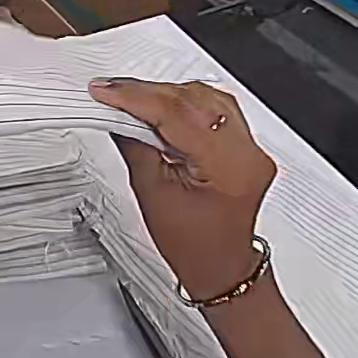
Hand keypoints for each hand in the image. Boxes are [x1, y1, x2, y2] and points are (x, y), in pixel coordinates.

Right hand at [89, 78, 276, 298]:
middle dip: (146, 92)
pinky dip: (183, 101)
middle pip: (193, 99)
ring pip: (205, 97)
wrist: (220, 266)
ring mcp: (251, 147)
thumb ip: (135, 145)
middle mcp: (247, 152)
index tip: (106, 91)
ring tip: (131, 100)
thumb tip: (118, 114)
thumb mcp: (151, 193)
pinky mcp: (245, 144)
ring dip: (165, 94)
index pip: (177, 113)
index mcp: (227, 167)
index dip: (135, 97)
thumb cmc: (192, 245)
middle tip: (110, 92)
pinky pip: (215, 107)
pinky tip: (160, 106)